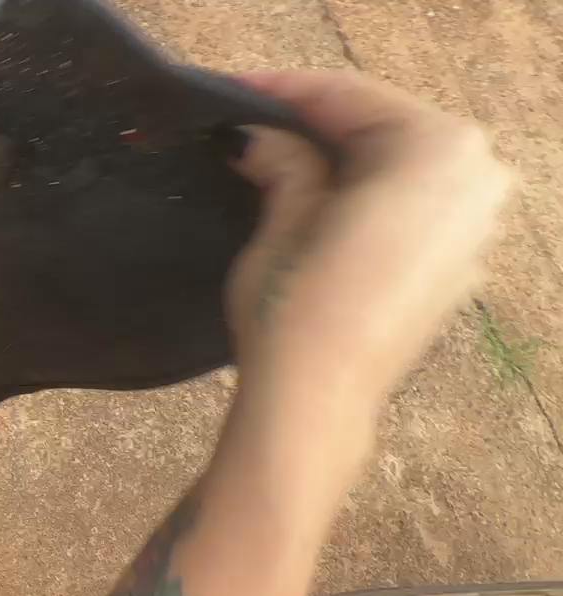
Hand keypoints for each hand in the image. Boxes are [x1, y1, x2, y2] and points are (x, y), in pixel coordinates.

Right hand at [226, 70, 513, 416]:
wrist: (317, 391)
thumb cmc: (295, 306)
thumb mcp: (277, 226)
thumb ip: (281, 168)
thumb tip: (259, 138)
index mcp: (434, 148)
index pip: (349, 98)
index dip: (283, 91)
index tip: (233, 89)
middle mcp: (477, 172)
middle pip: (383, 131)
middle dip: (316, 130)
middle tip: (250, 134)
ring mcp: (477, 220)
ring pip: (400, 172)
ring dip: (340, 168)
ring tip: (277, 177)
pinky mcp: (458, 261)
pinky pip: (411, 211)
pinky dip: (364, 205)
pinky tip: (318, 220)